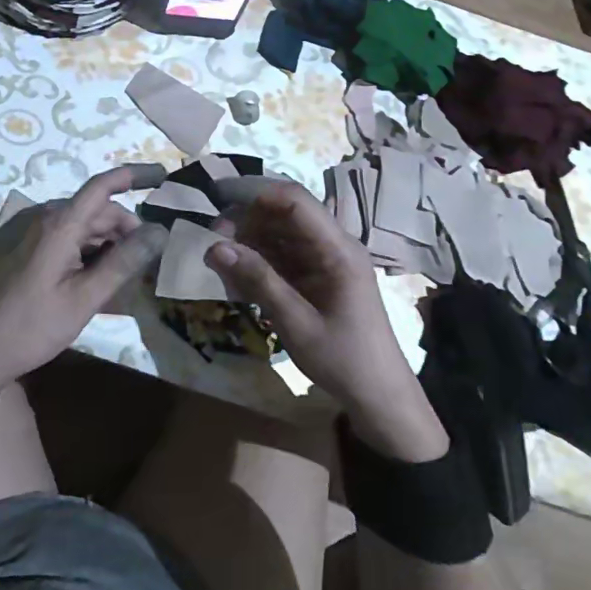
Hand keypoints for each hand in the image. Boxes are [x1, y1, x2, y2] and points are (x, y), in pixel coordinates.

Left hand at [0, 165, 167, 410]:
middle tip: (156, 261)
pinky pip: (78, 244)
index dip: (134, 175)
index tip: (163, 175)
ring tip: (139, 274)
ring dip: (116, 245)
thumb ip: (124, 262)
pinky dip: (99, 255)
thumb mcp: (85, 297)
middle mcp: (52, 222)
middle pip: (101, 211)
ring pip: (92, 229)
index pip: (102, 186)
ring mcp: (44, 238)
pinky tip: (113, 281)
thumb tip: (160, 231)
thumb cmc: (34, 324)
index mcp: (61, 224)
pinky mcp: (41, 255)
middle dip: (131, 229)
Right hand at [206, 180, 448, 462]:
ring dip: (247, 241)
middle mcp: (331, 245)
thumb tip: (214, 247)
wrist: (378, 396)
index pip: (295, 200)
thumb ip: (257, 281)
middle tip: (212, 242)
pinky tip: (236, 278)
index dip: (256, 193)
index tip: (217, 202)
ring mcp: (323, 260)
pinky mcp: (315, 275)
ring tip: (220, 262)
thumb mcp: (296, 322)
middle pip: (282, 213)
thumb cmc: (343, 359)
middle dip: (245, 220)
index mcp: (338, 249)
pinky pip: (280, 255)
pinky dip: (256, 261)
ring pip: (278, 233)